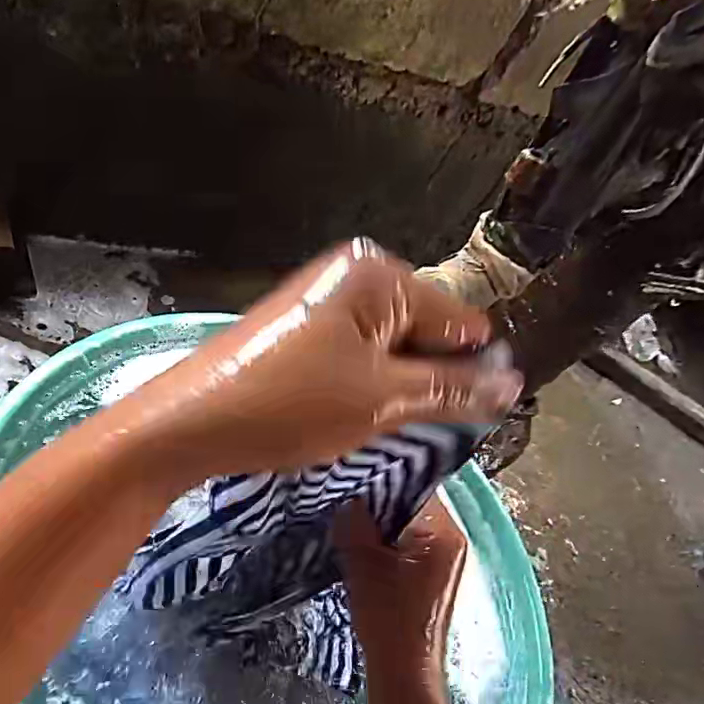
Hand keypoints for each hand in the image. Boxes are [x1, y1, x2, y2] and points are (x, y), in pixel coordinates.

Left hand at [114, 238, 521, 481]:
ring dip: (384, 392)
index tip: (458, 420)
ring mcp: (314, 305)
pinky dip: (351, 390)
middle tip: (400, 428)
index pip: (460, 322)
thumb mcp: (380, 400)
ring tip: (362, 427)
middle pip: (419, 334)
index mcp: (377, 274)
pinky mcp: (290, 335)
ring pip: (380, 353)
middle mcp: (347, 276)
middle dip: (420, 382)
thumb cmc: (288, 406)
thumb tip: (515, 383)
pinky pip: (345, 361)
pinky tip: (333, 420)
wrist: (188, 424)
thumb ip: (451, 388)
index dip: (465, 373)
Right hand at [334, 494, 466, 693]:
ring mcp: (439, 559)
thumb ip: (355, 526)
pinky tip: (354, 546)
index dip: (378, 480)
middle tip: (338, 498)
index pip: (412, 487)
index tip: (347, 477)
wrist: (403, 668)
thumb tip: (346, 497)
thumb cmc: (389, 617)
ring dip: (374, 525)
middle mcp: (450, 540)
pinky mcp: (425, 575)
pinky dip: (379, 542)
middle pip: (407, 505)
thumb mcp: (364, 566)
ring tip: (341, 520)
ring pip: (401, 525)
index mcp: (443, 533)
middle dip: (373, 503)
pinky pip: (400, 543)